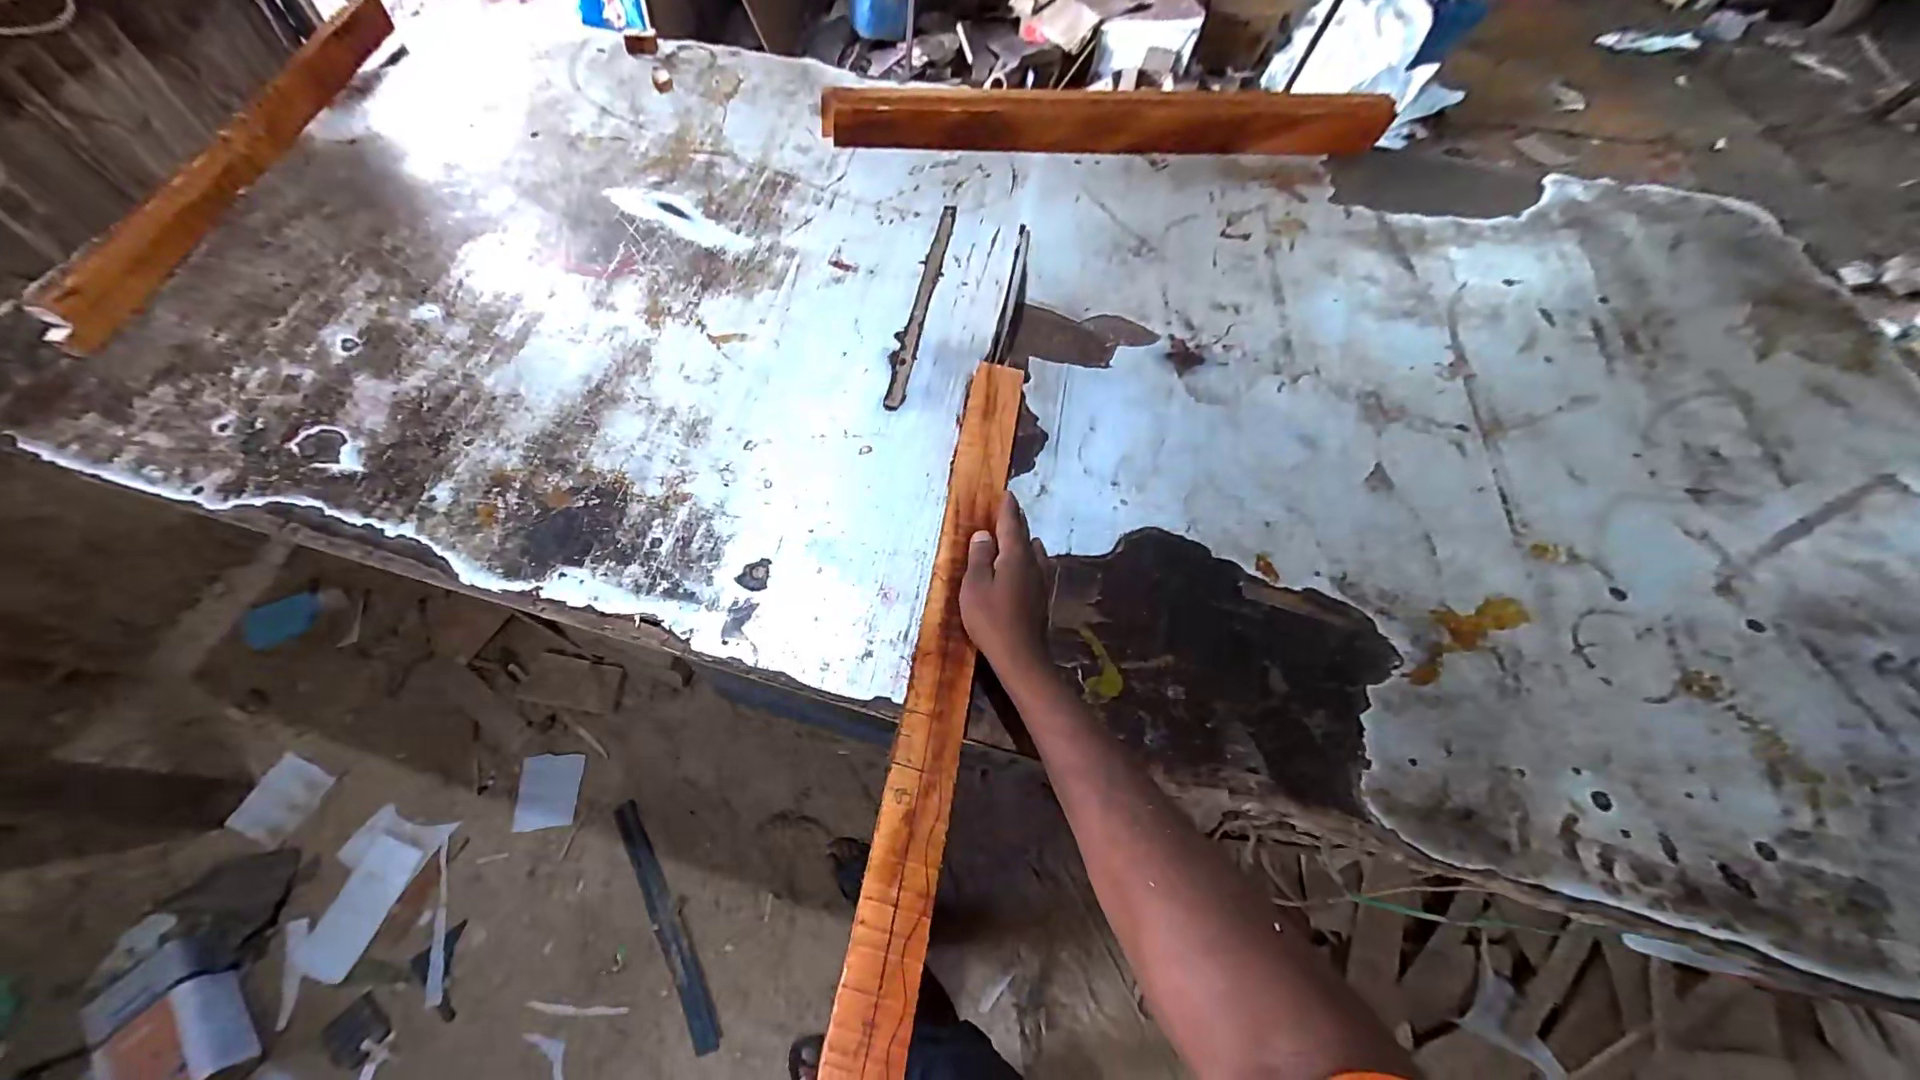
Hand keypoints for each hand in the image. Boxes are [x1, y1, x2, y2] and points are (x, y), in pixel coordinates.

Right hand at [960, 492, 1051, 677]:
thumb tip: (984, 534)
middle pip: (1025, 535)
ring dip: (1024, 540)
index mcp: (1015, 555)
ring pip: (1034, 552)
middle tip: (1010, 509)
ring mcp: (1041, 581)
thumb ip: (979, 557)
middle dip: (1017, 521)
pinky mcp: (1042, 597)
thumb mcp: (974, 586)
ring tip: (1016, 536)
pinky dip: (1029, 559)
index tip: (1007, 493)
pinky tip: (1028, 565)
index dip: (1007, 508)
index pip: (1011, 524)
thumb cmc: (991, 618)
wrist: (1021, 655)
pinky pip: (1037, 567)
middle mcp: (1033, 563)